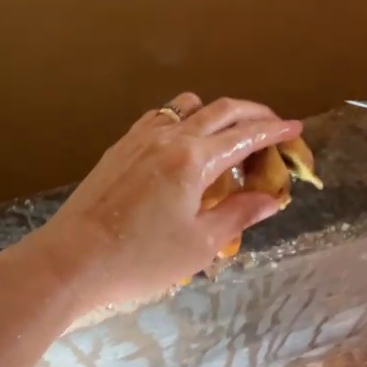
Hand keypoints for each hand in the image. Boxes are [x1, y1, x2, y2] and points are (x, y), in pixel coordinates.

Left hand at [32, 93, 300, 310]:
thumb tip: (271, 197)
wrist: (71, 261)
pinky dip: (185, 119)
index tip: (296, 128)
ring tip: (228, 138)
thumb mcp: (199, 244)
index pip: (246, 135)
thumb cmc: (140, 260)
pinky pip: (162, 116)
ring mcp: (142, 136)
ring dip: (216, 113)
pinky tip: (185, 146)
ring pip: (189, 105)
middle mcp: (171, 135)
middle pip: (222, 109)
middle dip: (253, 114)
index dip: (275, 130)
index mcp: (195, 158)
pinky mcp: (122, 145)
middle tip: (273, 126)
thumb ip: (239, 213)